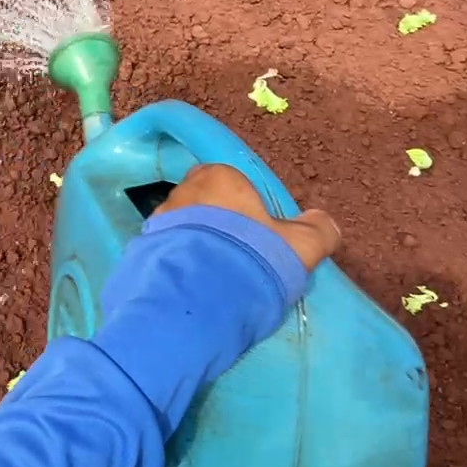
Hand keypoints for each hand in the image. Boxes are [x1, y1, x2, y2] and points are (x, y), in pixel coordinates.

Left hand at [154, 164, 340, 272]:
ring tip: (215, 273)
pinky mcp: (143, 245)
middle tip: (237, 253)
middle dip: (218, 223)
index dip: (244, 204)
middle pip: (204, 202)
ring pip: (184, 227)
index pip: (230, 180)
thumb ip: (317, 230)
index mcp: (217, 177)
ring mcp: (159, 218)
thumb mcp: (300, 245)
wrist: (196, 289)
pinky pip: (168, 249)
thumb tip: (322, 221)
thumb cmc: (252, 254)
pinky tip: (194, 282)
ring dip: (197, 243)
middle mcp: (182, 190)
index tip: (256, 231)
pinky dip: (181, 260)